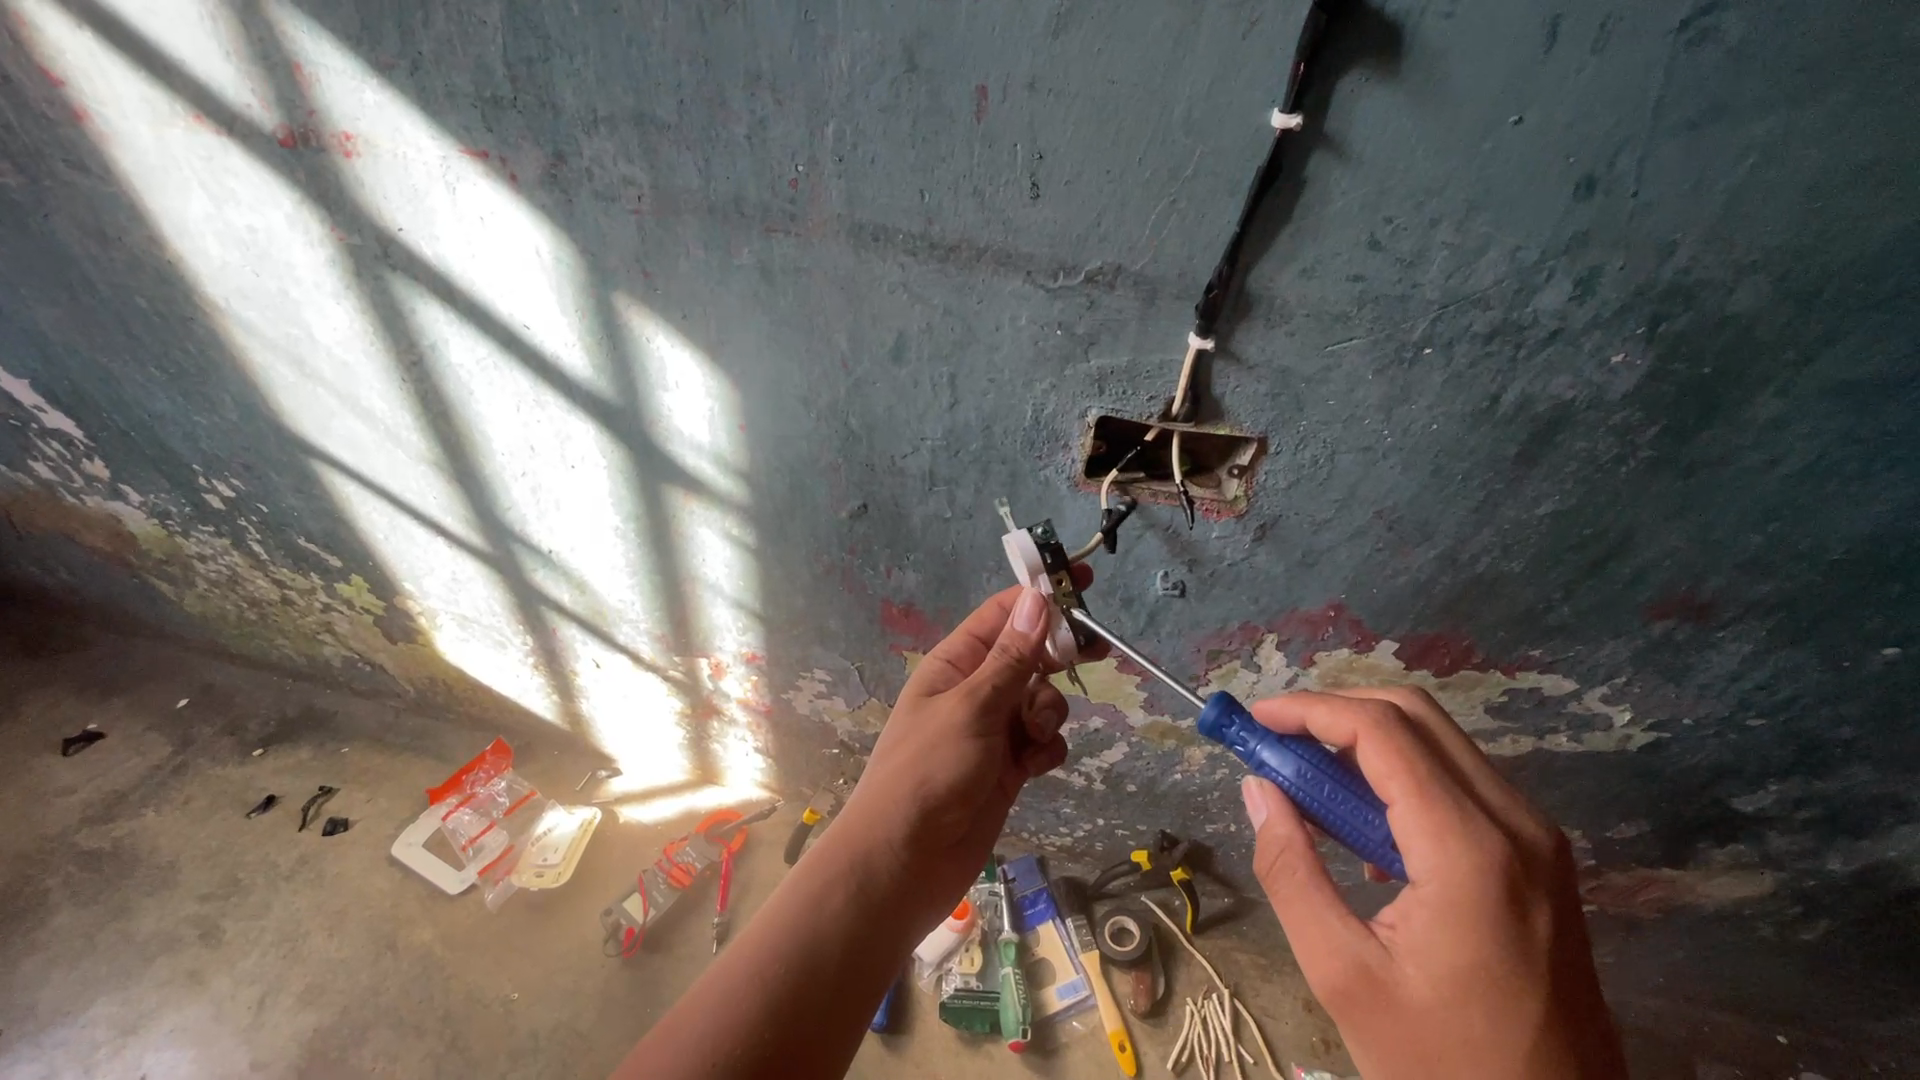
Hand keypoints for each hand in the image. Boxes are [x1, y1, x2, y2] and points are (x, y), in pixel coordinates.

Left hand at [834, 568, 1101, 924]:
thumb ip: (1010, 657)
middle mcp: (975, 689)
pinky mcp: (1008, 766)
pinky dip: (1045, 749)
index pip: (1002, 614)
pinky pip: (1042, 741)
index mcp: (955, 663)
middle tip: (1095, 650)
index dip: (1040, 595)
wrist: (906, 860)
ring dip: (1049, 712)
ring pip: (1042, 700)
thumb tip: (1036, 598)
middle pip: (1029, 654)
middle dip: (1059, 655)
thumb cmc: (929, 772)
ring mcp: (992, 729)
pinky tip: (1032, 768)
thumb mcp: (972, 707)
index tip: (1082, 581)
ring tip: (1034, 736)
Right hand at [1240, 687, 1625, 1079]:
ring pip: (1440, 742)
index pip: (1381, 732)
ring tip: (1305, 780)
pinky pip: (1460, 781)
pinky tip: (1361, 826)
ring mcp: (1537, 839)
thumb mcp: (1342, 974)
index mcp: (1469, 850)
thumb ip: (1290, 870)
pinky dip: (1399, 774)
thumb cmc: (1442, 1062)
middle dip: (1335, 711)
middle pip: (1415, 715)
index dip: (1309, 710)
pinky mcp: (1540, 858)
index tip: (1255, 721)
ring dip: (1365, 741)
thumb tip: (1257, 789)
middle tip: (1276, 743)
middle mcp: (1516, 823)